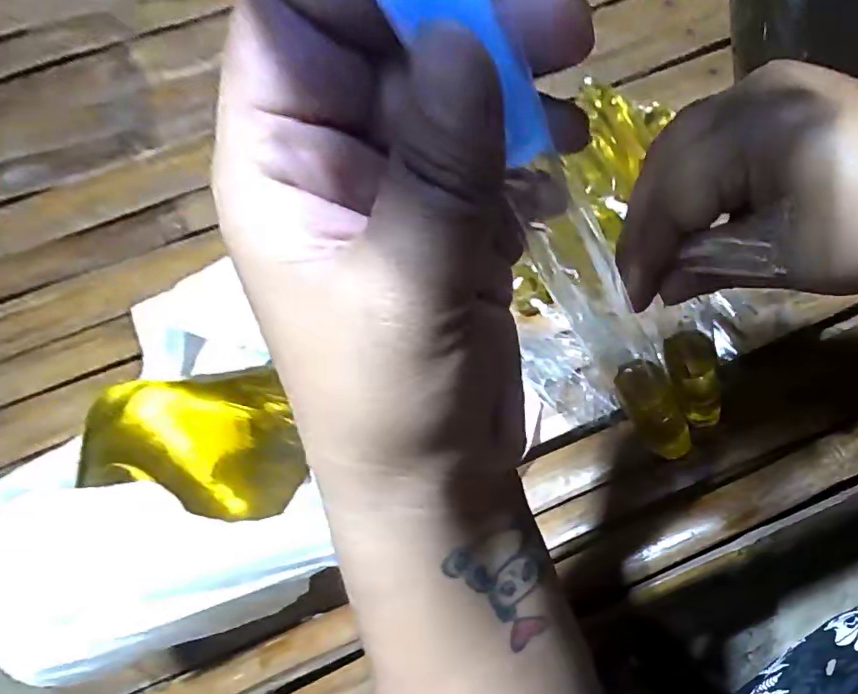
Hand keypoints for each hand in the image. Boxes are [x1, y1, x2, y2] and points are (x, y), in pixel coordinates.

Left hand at [213, 0, 592, 492]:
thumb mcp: (412, 284)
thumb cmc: (396, 402)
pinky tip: (556, 189)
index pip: (305, 24)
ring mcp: (403, 208)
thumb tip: (468, 44)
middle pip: (394, 59)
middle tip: (566, 26)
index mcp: (283, 164)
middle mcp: (338, 171)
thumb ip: (439, 170)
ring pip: (453, 117)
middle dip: (473, 35)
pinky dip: (525, 173)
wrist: (437, 484)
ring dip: (514, 107)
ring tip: (574, 120)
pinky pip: (489, 178)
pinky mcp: (454, 244)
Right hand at [617, 60, 857, 308]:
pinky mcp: (796, 102)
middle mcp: (750, 93)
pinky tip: (706, 219)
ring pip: (697, 147)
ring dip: (675, 203)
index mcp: (746, 127)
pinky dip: (709, 185)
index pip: (672, 191)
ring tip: (666, 256)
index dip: (648, 249)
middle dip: (651, 224)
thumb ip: (715, 264)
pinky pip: (728, 142)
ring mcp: (775, 91)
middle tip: (641, 279)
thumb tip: (663, 285)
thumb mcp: (786, 256)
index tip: (635, 299)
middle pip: (672, 159)